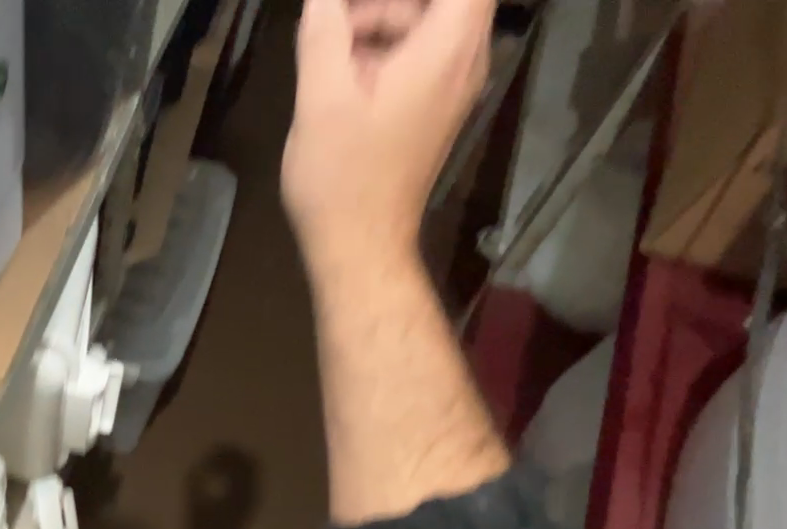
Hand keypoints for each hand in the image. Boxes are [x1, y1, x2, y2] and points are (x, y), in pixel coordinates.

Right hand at [281, 0, 494, 267]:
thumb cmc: (341, 177)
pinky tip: (339, 85)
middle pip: (438, 0)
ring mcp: (451, 87)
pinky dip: (381, 56)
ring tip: (326, 58)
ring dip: (376, 26)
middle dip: (379, 5)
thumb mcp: (321, 100)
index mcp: (448, 46)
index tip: (355, 9)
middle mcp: (465, 59)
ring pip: (424, 26)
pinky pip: (417, 59)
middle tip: (330, 23)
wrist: (358, 246)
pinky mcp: (432, 112)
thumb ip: (324, 32)